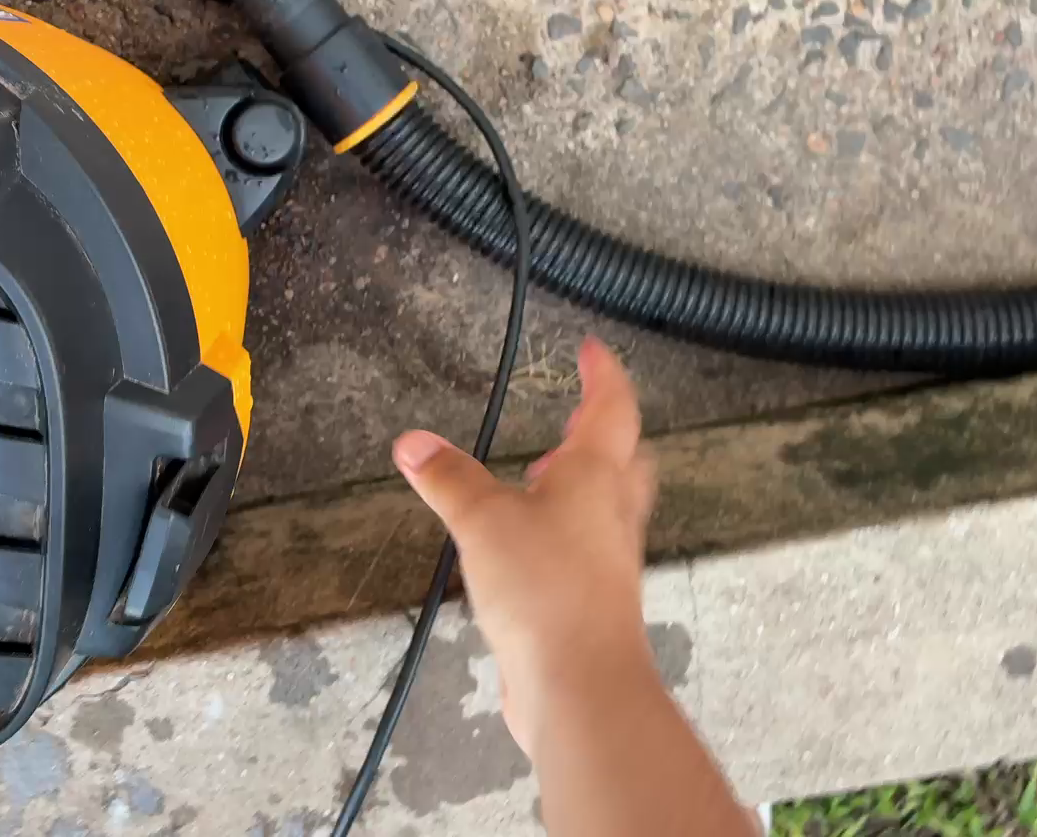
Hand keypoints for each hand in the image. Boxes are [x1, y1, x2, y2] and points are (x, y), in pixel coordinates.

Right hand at [392, 337, 657, 760]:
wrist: (580, 687)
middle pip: (626, 457)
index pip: (611, 408)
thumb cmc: (542, 587)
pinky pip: (587, 545)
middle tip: (579, 415)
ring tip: (545, 472)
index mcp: (595, 477)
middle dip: (605, 430)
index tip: (594, 350)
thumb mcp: (482, 521)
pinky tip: (529, 540)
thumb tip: (410, 441)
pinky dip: (565, 526)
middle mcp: (611, 512)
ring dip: (585, 479)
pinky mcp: (594, 598)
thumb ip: (447, 478)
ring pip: (608, 503)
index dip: (604, 374)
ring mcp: (608, 558)